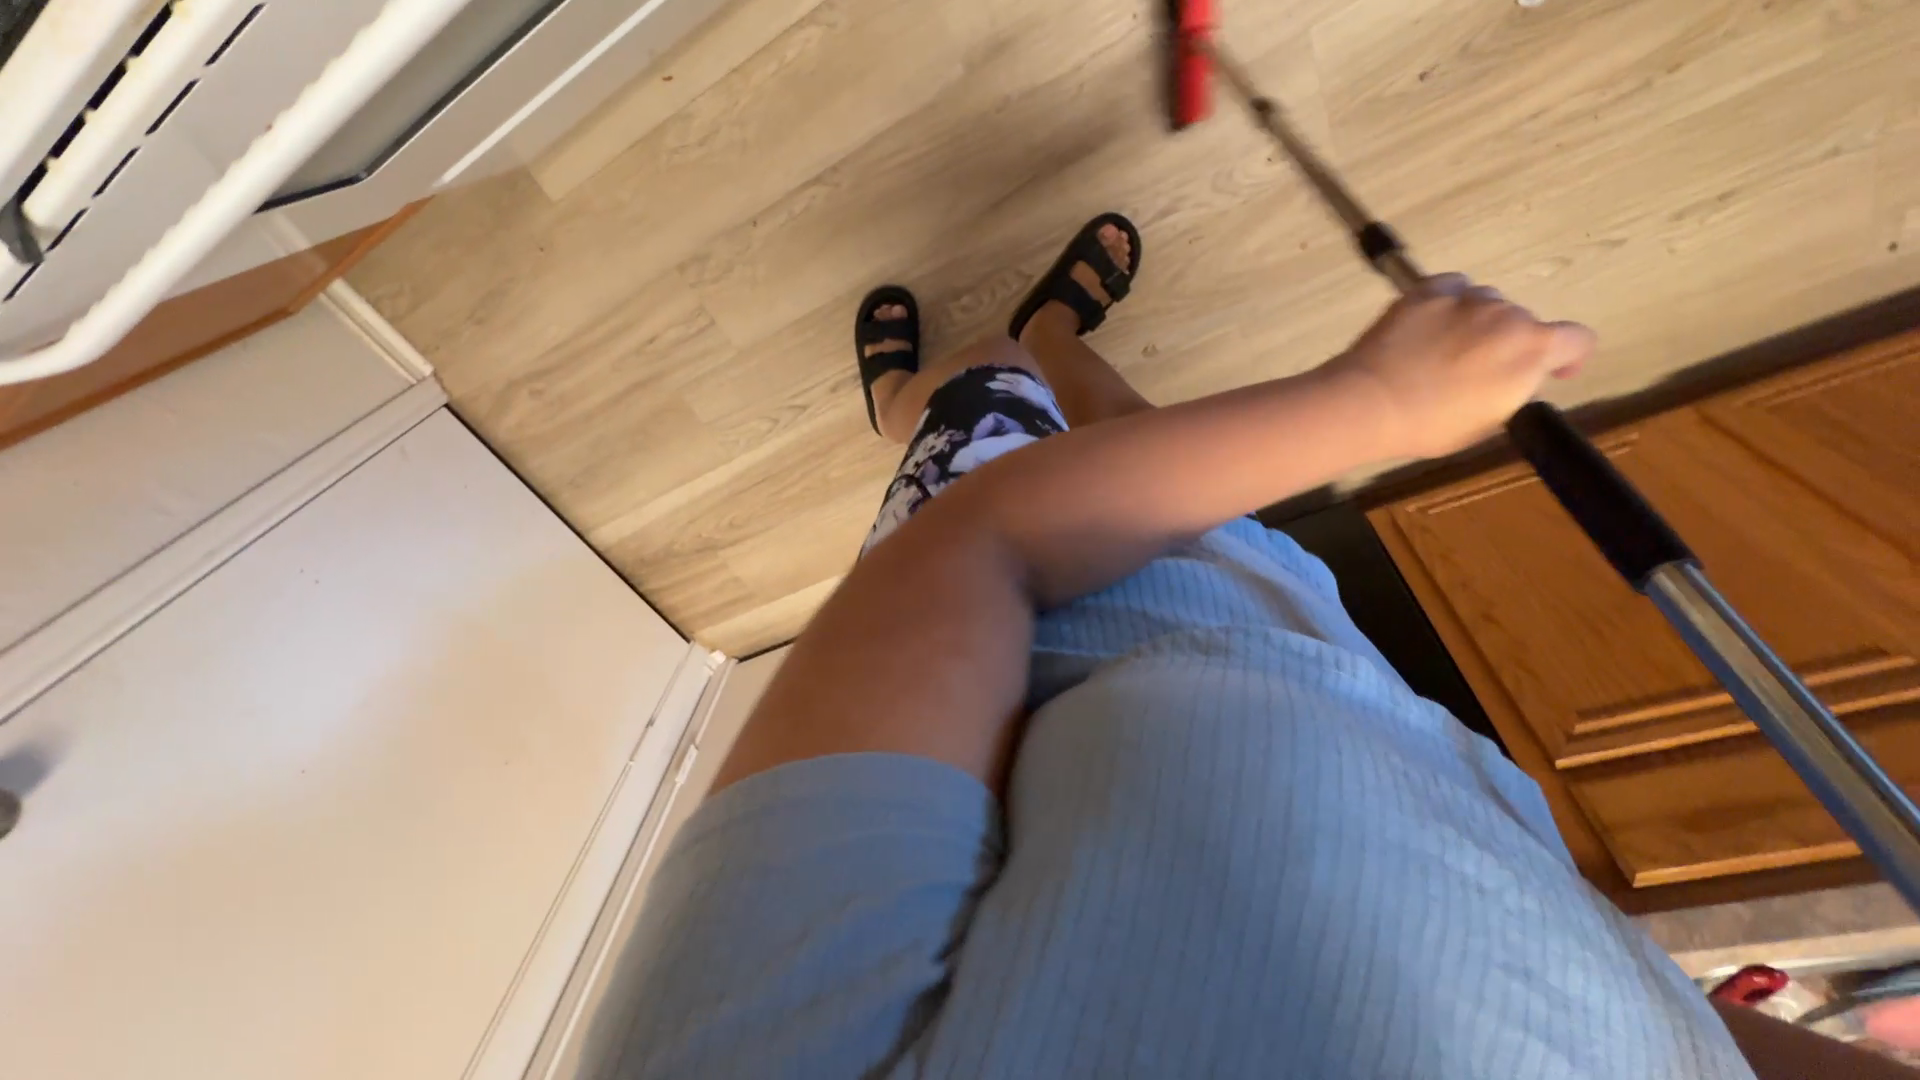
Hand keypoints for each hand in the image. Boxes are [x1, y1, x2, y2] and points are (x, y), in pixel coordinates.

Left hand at [1325, 274, 1594, 459]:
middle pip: (1521, 321)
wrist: (1370, 403)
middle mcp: (1507, 316)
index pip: (1577, 339)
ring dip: (1475, 321)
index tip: (1552, 372)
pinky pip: (1451, 286)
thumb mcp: (1486, 421)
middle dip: (1506, 343)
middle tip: (1472, 368)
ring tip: (1441, 348)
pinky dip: (1447, 300)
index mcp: (1532, 350)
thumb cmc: (1428, 426)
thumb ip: (1511, 390)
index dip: (1568, 356)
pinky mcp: (1427, 291)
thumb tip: (1510, 377)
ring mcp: (1466, 299)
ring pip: (1485, 302)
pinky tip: (1428, 322)